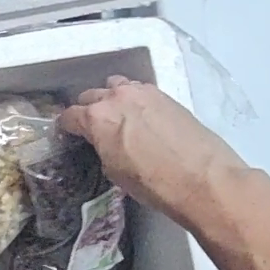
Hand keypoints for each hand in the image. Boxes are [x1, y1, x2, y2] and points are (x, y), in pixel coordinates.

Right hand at [58, 76, 252, 229]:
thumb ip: (101, 148)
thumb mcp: (113, 171)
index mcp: (96, 118)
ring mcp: (143, 93)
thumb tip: (103, 143)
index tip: (69, 134)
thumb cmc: (153, 183)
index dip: (66, 127)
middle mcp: (116, 98)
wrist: (203, 179)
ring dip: (112, 98)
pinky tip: (141, 116)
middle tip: (92, 126)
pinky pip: (140, 90)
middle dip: (88, 109)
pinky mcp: (166, 96)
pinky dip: (135, 99)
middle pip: (91, 96)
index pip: (69, 115)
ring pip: (116, 86)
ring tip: (118, 116)